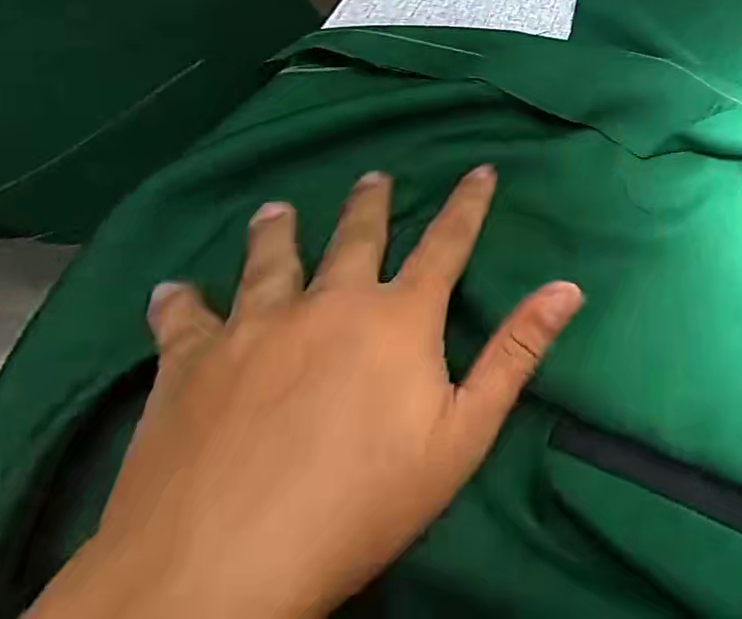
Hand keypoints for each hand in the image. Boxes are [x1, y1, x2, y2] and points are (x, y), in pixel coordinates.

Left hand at [28, 166, 583, 618]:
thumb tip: (569, 286)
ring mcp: (254, 328)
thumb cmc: (363, 500)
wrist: (217, 572)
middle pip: (356, 238)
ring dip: (278, 231)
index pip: (447, 243)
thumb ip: (516, 351)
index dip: (468, 204)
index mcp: (398, 317)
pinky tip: (172, 288)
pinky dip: (181, 299)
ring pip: (271, 261)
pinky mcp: (187, 365)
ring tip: (277, 209)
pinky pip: (184, 317)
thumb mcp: (464, 431)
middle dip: (370, 204)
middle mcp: (329, 303)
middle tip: (373, 176)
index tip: (480, 169)